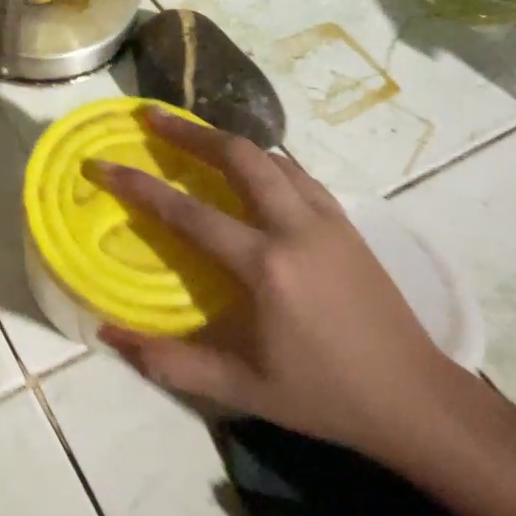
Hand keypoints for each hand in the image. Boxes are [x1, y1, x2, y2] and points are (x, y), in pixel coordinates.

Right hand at [86, 108, 463, 455]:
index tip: (101, 164)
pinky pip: (298, 174)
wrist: (415, 399)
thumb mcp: (240, 389)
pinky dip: (265, 160)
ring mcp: (327, 221)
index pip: (188, 212)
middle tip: (149, 116)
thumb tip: (106, 333)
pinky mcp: (348, 223)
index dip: (138, 186)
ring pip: (271, 157)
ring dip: (226, 140)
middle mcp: (296, 229)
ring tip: (192, 134)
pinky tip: (249, 167)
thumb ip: (168, 361)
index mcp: (266, 267)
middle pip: (237, 156)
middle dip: (188, 131)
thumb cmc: (322, 395)